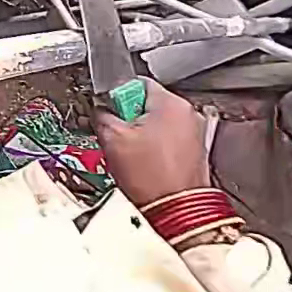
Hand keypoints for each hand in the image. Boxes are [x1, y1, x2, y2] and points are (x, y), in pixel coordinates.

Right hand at [93, 78, 210, 206]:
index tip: (106, 111)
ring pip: (153, 119)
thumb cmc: (150, 176)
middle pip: (143, 100)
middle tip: (115, 132)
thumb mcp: (111, 136)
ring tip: (127, 148)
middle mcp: (187, 114)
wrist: (176, 210)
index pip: (134, 81)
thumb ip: (101, 112)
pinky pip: (163, 135)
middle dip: (125, 114)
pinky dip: (149, 142)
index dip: (114, 95)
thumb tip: (99, 105)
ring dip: (136, 129)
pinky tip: (140, 157)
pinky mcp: (192, 148)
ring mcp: (192, 132)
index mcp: (170, 104)